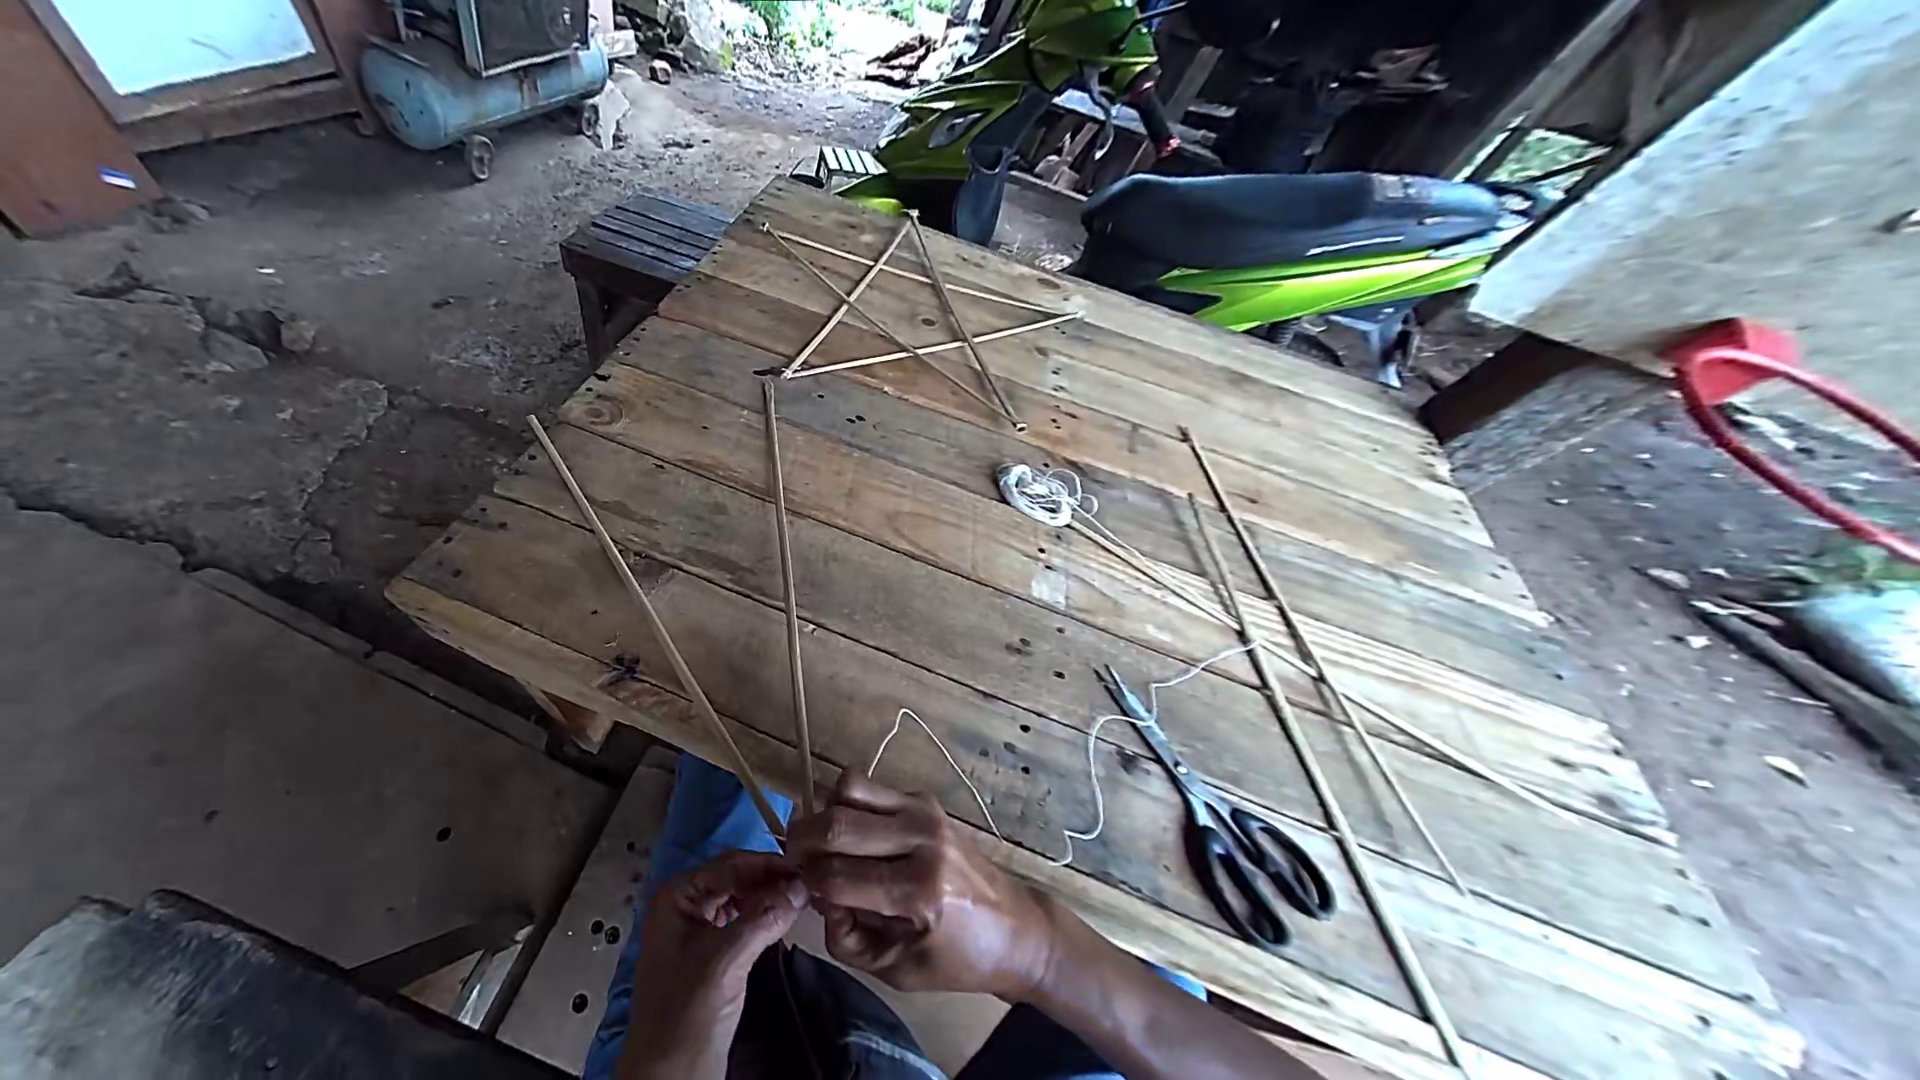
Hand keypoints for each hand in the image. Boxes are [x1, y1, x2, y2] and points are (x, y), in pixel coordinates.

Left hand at [621, 852, 806, 1079]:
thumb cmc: (687, 1017)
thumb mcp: (726, 961)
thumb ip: (764, 917)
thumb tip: (803, 885)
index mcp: (678, 896)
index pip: (734, 863)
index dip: (772, 864)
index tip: (810, 868)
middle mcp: (686, 904)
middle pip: (740, 876)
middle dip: (774, 879)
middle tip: (812, 884)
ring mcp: (698, 928)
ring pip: (745, 896)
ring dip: (773, 896)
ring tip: (805, 899)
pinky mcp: (712, 951)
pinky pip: (745, 918)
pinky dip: (766, 916)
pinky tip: (787, 919)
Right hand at [787, 772, 1059, 1000]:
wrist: (1016, 927)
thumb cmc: (959, 959)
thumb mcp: (897, 969)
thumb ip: (846, 938)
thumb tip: (815, 896)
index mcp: (918, 891)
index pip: (835, 876)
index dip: (804, 885)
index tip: (797, 891)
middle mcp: (922, 840)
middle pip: (837, 821)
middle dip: (802, 842)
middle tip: (795, 862)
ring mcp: (926, 812)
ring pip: (852, 786)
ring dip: (826, 813)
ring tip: (826, 844)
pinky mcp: (927, 801)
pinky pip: (872, 788)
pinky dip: (850, 805)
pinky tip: (856, 836)